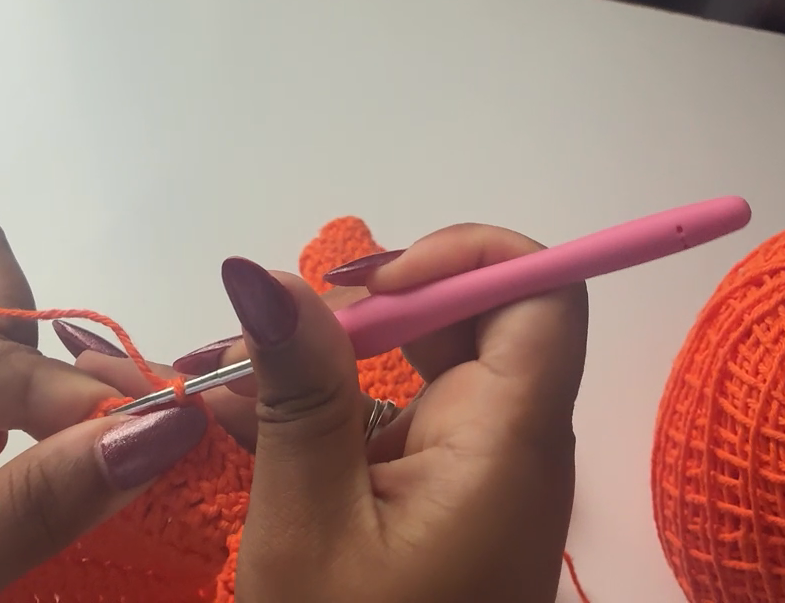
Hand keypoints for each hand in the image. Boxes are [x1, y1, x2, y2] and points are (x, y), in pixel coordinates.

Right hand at [219, 224, 588, 602]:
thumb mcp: (309, 529)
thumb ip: (299, 391)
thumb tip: (264, 273)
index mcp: (511, 439)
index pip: (544, 291)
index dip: (470, 255)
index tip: (377, 287)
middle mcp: (512, 435)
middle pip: (476, 310)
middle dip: (376, 305)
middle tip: (282, 332)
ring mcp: (480, 460)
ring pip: (427, 354)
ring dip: (335, 351)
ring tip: (240, 370)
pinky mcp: (447, 484)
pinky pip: (398, 407)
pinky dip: (331, 398)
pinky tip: (251, 412)